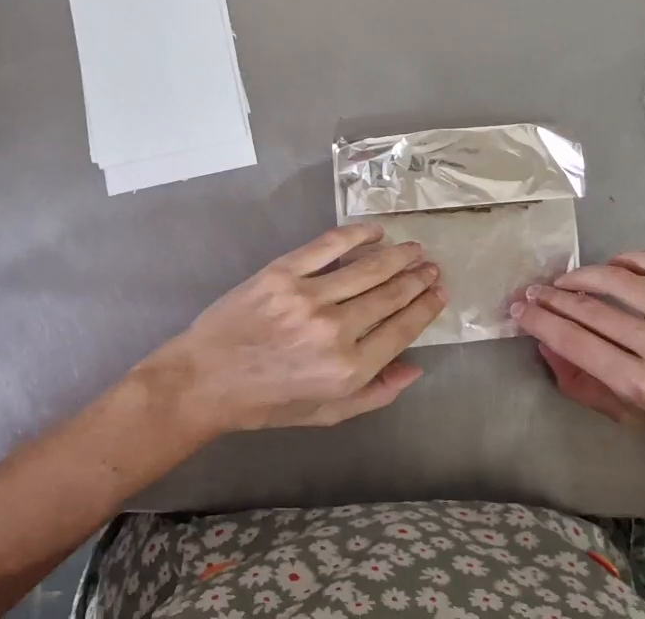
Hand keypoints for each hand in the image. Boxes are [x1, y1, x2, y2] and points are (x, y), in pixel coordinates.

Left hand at [139, 224, 445, 434]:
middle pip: (391, 294)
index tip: (440, 291)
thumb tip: (416, 367)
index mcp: (348, 369)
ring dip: (398, 255)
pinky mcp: (283, 273)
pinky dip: (357, 234)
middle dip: (418, 278)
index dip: (426, 307)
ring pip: (368, 268)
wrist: (204, 380)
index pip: (402, 329)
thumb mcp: (325, 413)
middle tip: (432, 266)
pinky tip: (376, 232)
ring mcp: (308, 298)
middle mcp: (335, 331)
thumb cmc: (266, 403)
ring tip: (415, 248)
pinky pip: (329, 246)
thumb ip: (375, 393)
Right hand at [512, 251, 644, 458]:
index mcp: (642, 385)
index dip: (542, 323)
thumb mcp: (634, 418)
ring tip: (564, 279)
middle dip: (553, 297)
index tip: (520, 310)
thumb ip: (585, 384)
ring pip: (620, 282)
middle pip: (592, 310)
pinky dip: (627, 260)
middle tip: (532, 291)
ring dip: (582, 275)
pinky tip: (610, 265)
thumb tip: (546, 347)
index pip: (577, 343)